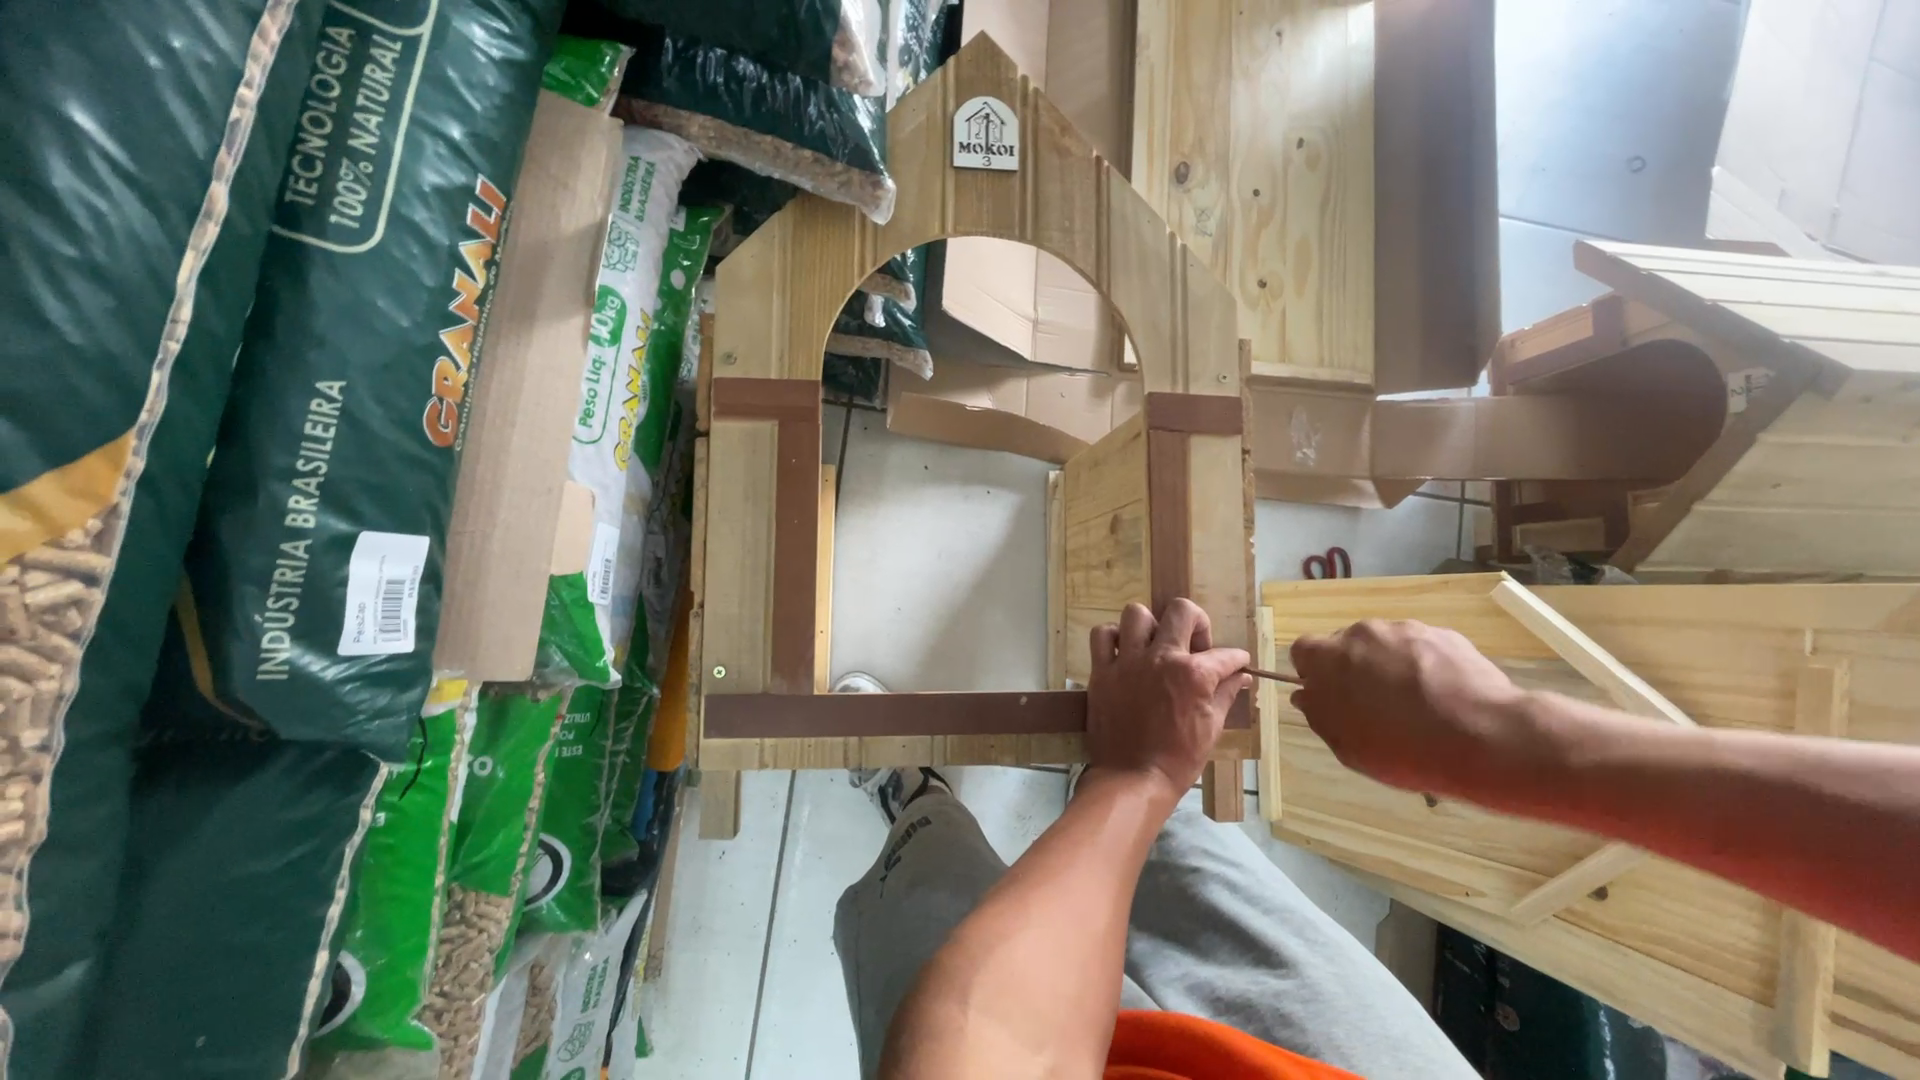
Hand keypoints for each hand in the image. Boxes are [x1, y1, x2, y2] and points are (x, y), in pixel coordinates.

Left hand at [1086, 599, 1250, 803]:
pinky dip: (1112, 638)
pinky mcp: (1101, 671)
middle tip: (1194, 645)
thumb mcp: (1212, 727)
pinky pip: (1101, 636)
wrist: (1133, 778)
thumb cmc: (1178, 759)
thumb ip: (1226, 694)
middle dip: (1196, 621)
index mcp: (1193, 673)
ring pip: (1136, 614)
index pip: (1224, 654)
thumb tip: (1241, 676)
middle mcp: (1160, 658)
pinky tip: (1123, 652)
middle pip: (1181, 610)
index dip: (1235, 658)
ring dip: (1149, 626)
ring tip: (1154, 645)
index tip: (1235, 662)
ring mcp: (1127, 662)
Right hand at [1289, 619, 1544, 801]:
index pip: (1303, 651)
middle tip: (1376, 705)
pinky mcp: (1444, 634)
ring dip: (1391, 666)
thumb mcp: (1348, 746)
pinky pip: (1423, 648)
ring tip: (1418, 704)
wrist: (1484, 737)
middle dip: (1355, 668)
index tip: (1331, 697)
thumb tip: (1308, 695)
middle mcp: (1362, 632)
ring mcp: (1406, 630)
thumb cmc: (1403, 748)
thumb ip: (1320, 714)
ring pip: (1386, 645)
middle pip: (1347, 645)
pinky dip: (1426, 667)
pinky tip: (1445, 697)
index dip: (1314, 673)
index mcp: (1328, 657)